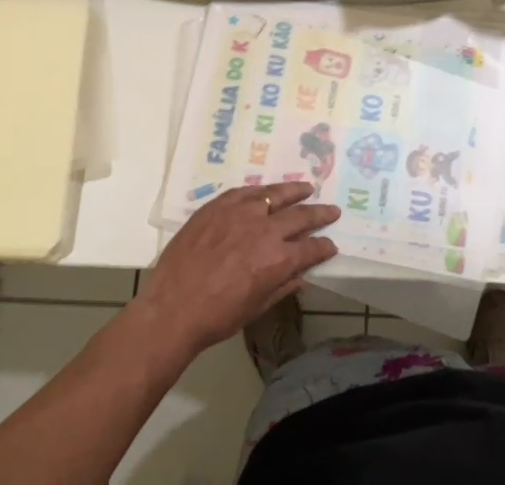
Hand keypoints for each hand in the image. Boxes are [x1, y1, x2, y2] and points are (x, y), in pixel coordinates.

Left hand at [136, 182, 339, 354]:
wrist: (172, 308)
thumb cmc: (217, 317)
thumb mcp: (257, 307)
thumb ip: (282, 286)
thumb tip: (300, 276)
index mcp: (279, 259)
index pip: (312, 248)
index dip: (324, 247)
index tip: (331, 245)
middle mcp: (265, 230)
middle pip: (301, 216)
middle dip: (320, 214)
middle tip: (332, 210)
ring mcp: (240, 213)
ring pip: (275, 194)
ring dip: (294, 191)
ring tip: (306, 187)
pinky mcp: (217, 206)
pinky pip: (244, 192)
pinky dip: (259, 191)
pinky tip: (266, 190)